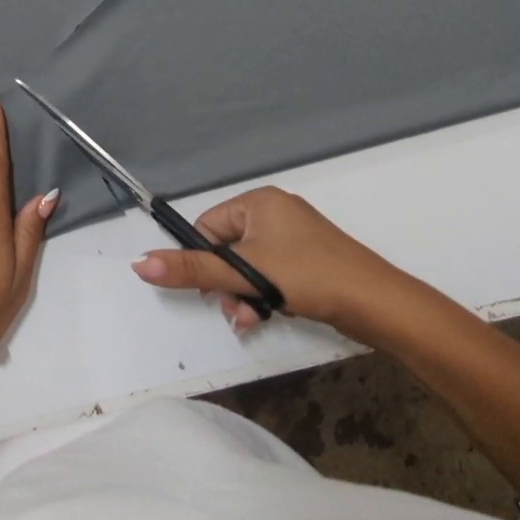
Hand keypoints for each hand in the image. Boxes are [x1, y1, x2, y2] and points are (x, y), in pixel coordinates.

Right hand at [130, 186, 407, 337]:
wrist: (380, 306)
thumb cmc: (310, 276)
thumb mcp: (245, 273)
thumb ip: (191, 269)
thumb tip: (139, 265)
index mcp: (259, 201)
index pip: (208, 227)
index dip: (204, 261)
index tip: (213, 290)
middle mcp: (276, 212)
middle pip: (227, 249)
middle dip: (226, 284)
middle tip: (236, 310)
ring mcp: (296, 238)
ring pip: (248, 267)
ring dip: (243, 295)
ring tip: (253, 318)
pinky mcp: (310, 262)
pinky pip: (271, 275)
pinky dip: (265, 296)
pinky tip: (268, 317)